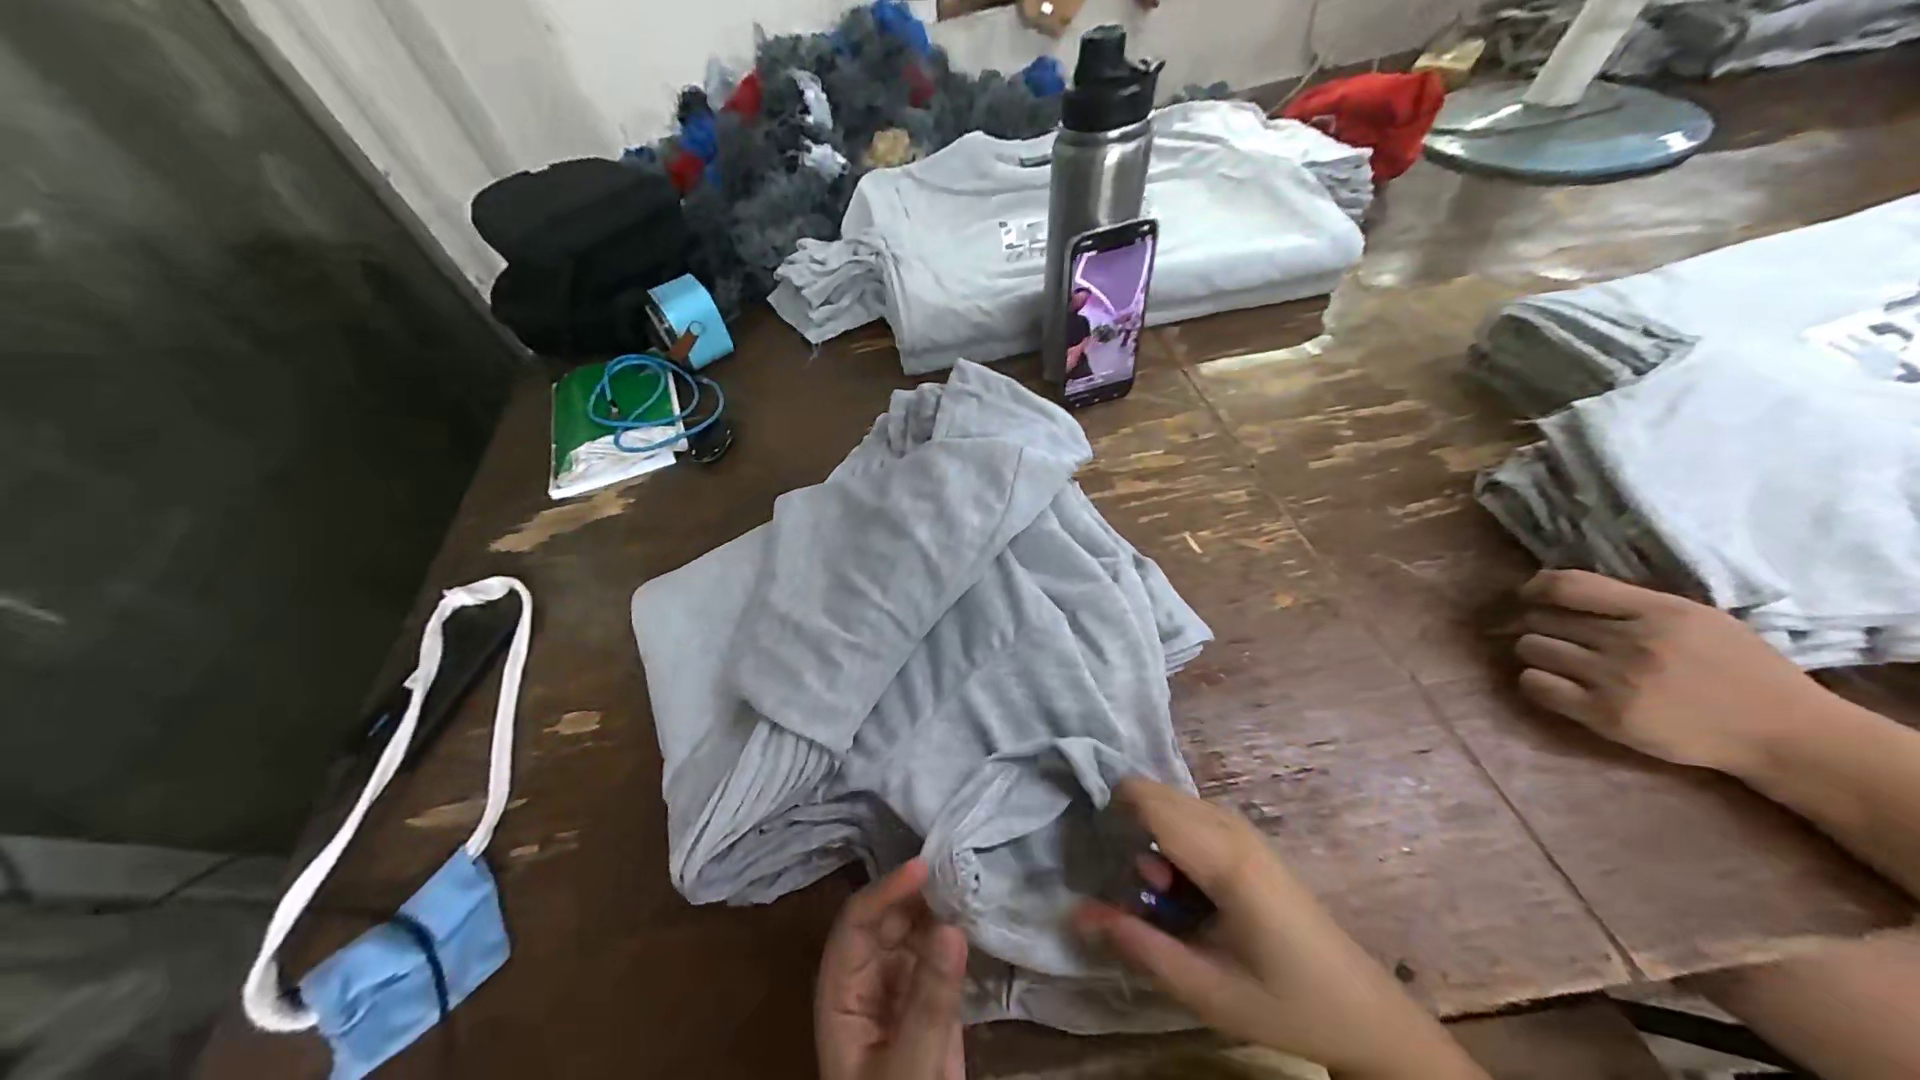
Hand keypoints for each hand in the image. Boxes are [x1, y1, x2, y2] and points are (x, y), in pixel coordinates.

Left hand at [816, 858, 967, 1079]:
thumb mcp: (910, 1066)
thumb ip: (930, 1000)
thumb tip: (951, 926)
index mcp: (841, 990)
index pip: (856, 924)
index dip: (886, 891)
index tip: (924, 867)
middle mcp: (866, 979)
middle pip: (887, 920)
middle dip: (917, 893)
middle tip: (958, 869)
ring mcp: (898, 987)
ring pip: (913, 930)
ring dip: (937, 907)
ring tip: (970, 883)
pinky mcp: (928, 998)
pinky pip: (937, 953)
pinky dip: (954, 932)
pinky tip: (976, 916)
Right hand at [1073, 778, 1485, 1078]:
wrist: (1364, 1011)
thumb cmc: (1283, 1002)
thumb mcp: (1204, 989)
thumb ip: (1137, 945)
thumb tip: (1077, 913)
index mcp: (1225, 860)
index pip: (1151, 801)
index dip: (1111, 808)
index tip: (1088, 841)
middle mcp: (1234, 830)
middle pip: (1159, 795)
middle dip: (1130, 826)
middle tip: (1133, 887)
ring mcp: (1246, 831)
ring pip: (1176, 804)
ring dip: (1152, 836)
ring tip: (1160, 896)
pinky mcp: (1251, 842)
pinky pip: (1194, 818)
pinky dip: (1173, 840)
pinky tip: (1185, 891)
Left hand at [1514, 569, 1836, 774]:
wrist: (1785, 734)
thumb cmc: (1740, 670)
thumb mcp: (1697, 619)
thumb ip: (1633, 603)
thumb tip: (1564, 592)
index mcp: (1658, 611)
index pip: (1566, 585)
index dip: (1535, 587)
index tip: (1529, 596)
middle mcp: (1632, 641)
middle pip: (1541, 618)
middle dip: (1540, 624)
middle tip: (1556, 637)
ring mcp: (1616, 679)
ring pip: (1532, 648)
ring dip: (1537, 653)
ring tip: (1559, 661)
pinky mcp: (1605, 715)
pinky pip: (1536, 684)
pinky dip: (1536, 681)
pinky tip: (1556, 684)